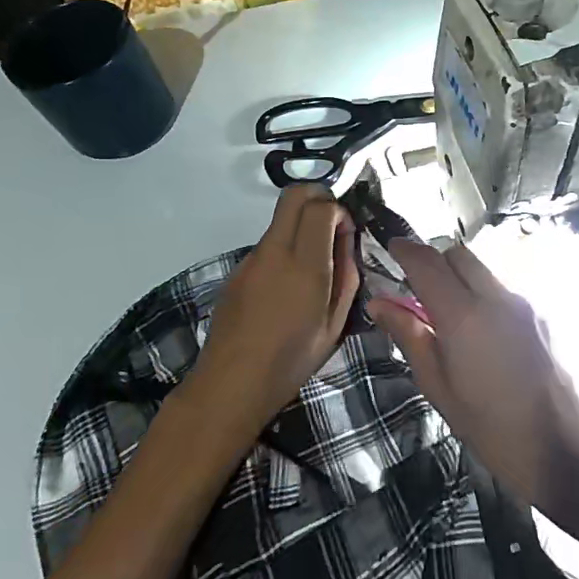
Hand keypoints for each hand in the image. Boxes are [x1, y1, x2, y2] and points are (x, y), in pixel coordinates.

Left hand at [191, 186, 359, 429]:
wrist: (231, 383)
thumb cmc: (291, 359)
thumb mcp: (335, 324)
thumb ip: (347, 277)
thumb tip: (347, 245)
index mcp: (305, 266)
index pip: (321, 208)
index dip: (339, 210)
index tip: (346, 233)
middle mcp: (274, 251)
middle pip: (294, 195)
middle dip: (318, 198)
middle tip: (332, 226)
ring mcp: (250, 258)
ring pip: (279, 220)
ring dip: (300, 226)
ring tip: (312, 267)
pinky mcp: (236, 270)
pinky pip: (266, 245)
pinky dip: (283, 249)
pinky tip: (285, 289)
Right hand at [366, 242, 578, 510]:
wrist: (567, 451)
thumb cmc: (492, 428)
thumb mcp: (439, 388)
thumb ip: (409, 336)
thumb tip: (379, 303)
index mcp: (464, 316)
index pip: (427, 263)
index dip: (405, 250)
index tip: (391, 248)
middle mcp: (497, 297)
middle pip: (459, 254)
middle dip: (435, 261)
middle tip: (420, 290)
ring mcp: (526, 303)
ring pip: (485, 269)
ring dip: (463, 278)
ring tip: (454, 315)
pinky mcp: (545, 314)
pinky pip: (505, 288)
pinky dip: (486, 294)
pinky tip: (486, 331)